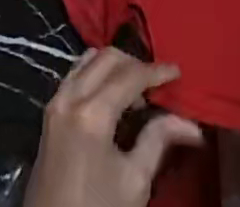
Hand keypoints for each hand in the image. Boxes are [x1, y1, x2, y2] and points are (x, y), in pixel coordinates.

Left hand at [24, 48, 204, 206]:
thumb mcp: (135, 180)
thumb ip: (159, 140)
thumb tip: (191, 124)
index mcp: (92, 113)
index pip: (131, 75)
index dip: (157, 71)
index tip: (177, 72)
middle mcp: (70, 97)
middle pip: (107, 58)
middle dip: (135, 64)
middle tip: (156, 84)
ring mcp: (55, 103)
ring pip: (88, 60)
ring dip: (114, 66)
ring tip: (135, 91)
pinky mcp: (49, 114)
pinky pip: (74, 75)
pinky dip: (95, 73)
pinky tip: (112, 95)